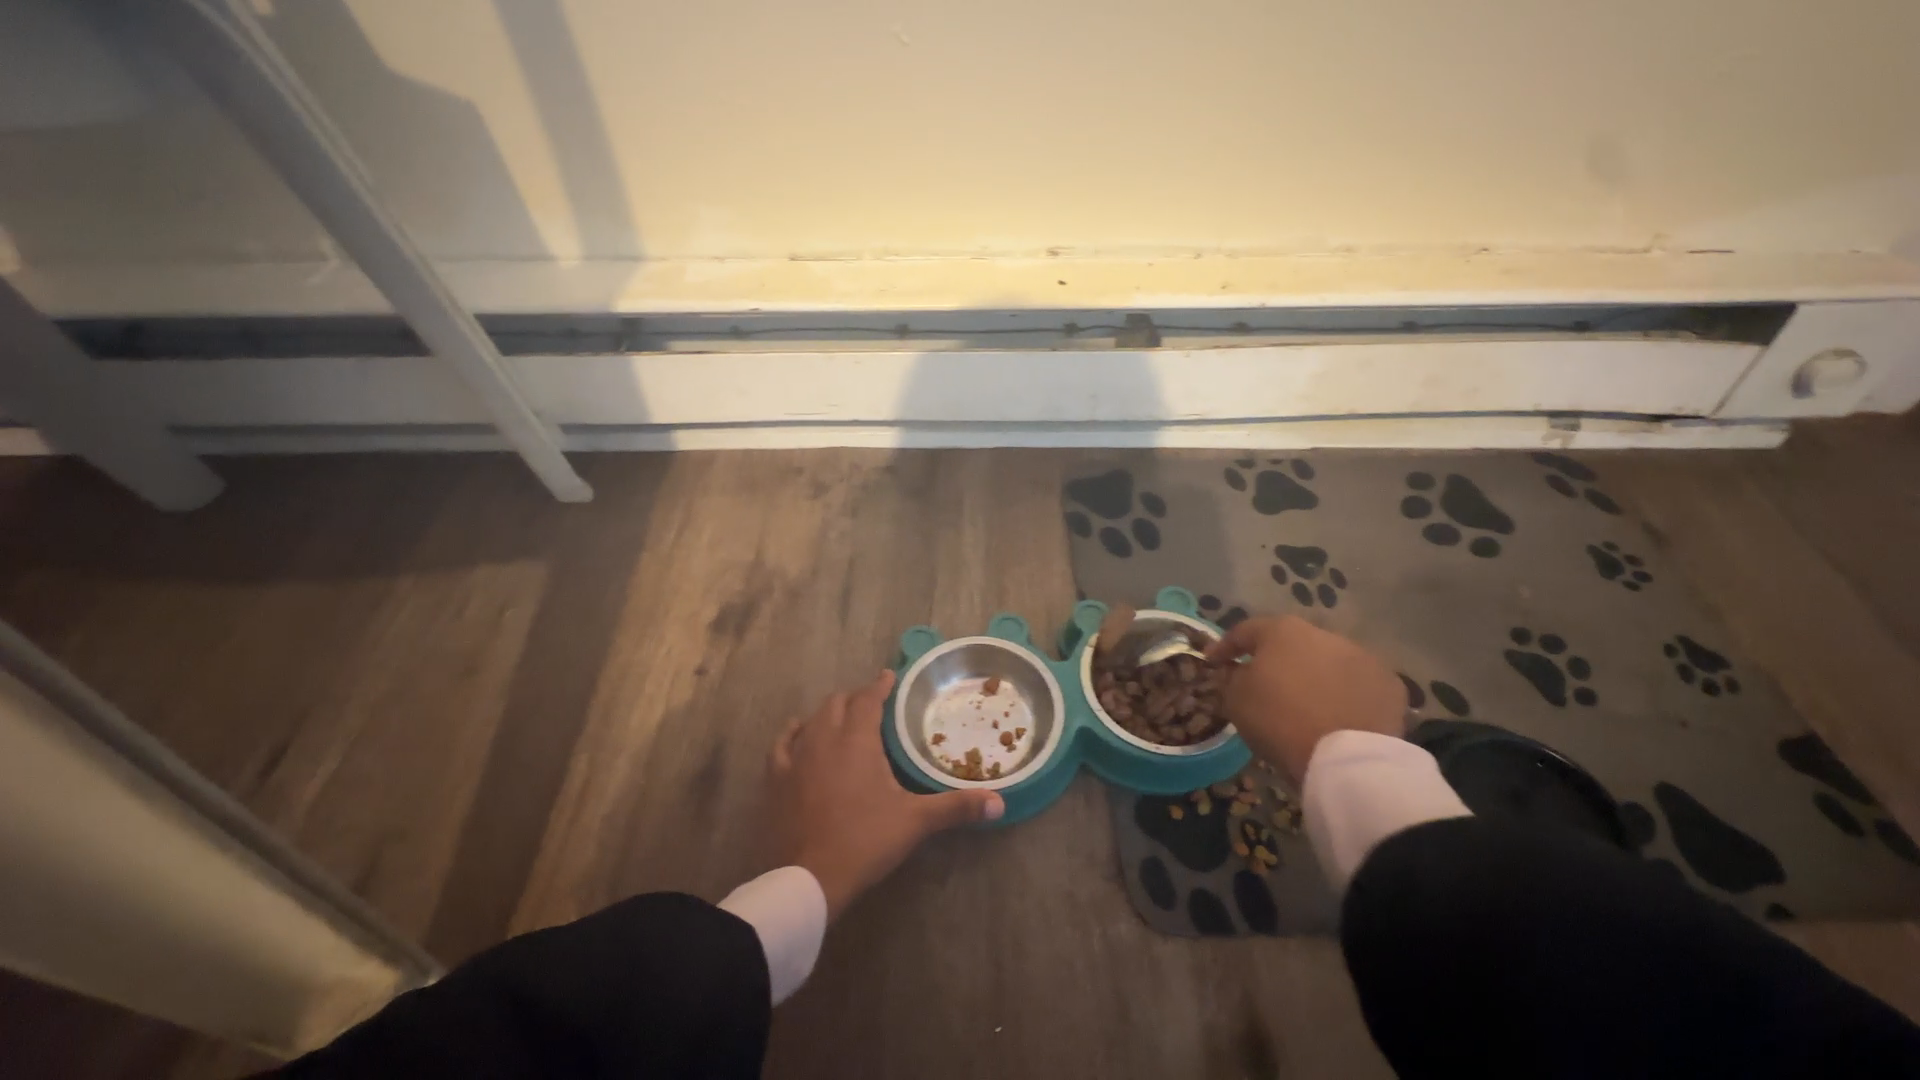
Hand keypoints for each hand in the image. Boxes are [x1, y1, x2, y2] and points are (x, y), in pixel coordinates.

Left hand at [770, 670, 1003, 919]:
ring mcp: (794, 758)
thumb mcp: (915, 822)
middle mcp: (823, 738)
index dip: (880, 686)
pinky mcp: (775, 778)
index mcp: (857, 740)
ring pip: (811, 719)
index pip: (868, 699)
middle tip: (872, 704)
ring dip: (827, 714)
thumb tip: (1000, 802)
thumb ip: (956, 807)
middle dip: (855, 699)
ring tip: (841, 718)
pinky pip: (783, 744)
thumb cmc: (865, 841)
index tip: (890, 677)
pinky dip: (795, 734)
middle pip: (837, 703)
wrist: (807, 878)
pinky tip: (798, 736)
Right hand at [1205, 617, 1405, 783]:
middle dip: (1276, 660)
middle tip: (1264, 684)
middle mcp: (1324, 634)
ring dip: (1314, 676)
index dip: (1225, 647)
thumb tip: (1236, 669)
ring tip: (1305, 702)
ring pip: (1328, 662)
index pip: (1245, 632)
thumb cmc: (1280, 721)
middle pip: (1292, 644)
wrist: (1346, 758)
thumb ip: (1231, 677)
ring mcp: (1362, 656)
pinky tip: (1338, 715)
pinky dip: (1345, 695)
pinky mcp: (1389, 684)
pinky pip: (1357, 685)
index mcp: (1283, 631)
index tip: (1213, 663)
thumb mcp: (1236, 700)